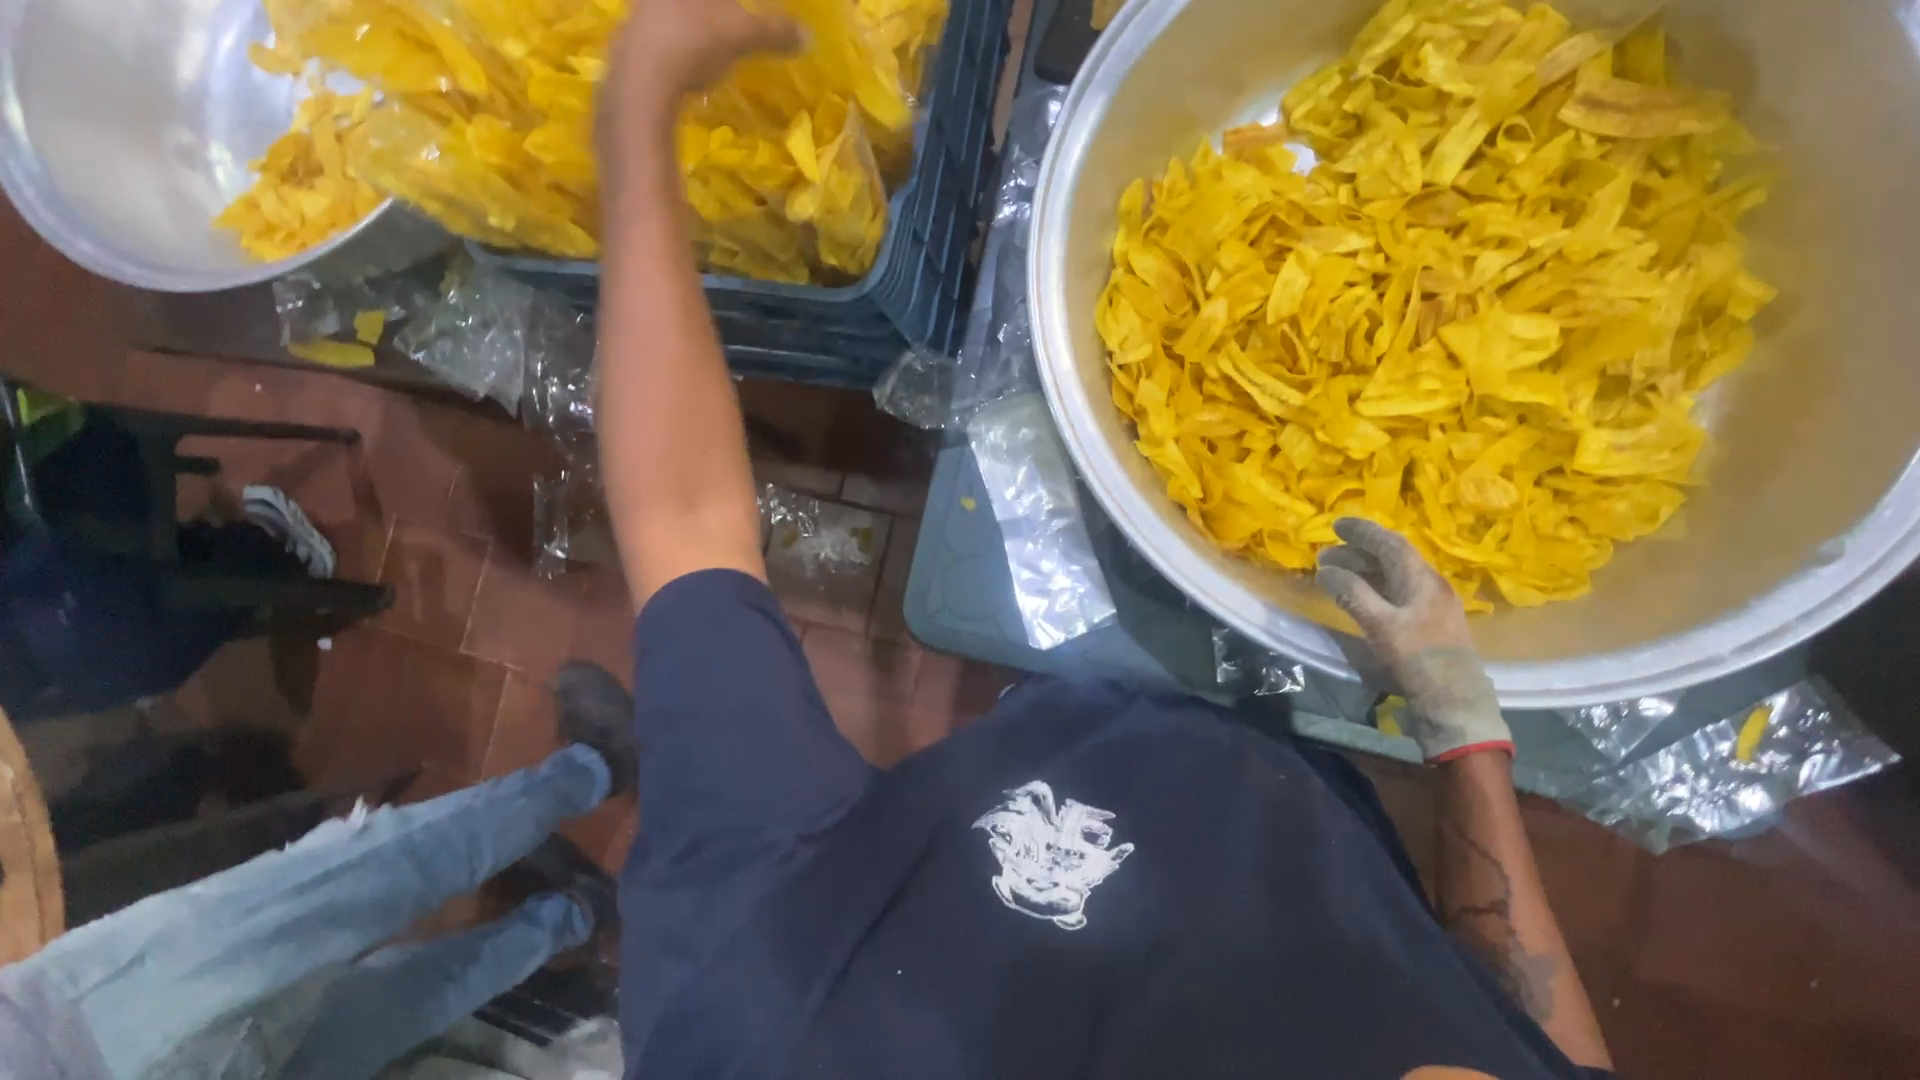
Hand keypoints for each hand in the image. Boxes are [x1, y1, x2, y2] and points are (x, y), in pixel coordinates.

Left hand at [599, 0, 802, 160]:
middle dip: (712, 12)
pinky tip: (690, 69)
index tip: (743, 13)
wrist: (641, 83)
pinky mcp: (628, 42)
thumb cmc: (694, 42)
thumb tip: (809, 36)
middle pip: (687, 2)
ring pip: (669, 13)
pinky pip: (658, 37)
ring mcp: (637, 12)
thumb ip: (775, 32)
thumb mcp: (743, 35)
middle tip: (729, 21)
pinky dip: (676, 48)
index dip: (738, 7)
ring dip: (689, 24)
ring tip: (711, 47)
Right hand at [1315, 518, 1511, 762]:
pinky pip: (1396, 595)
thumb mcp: (1381, 625)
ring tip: (1334, 575)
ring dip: (1364, 571)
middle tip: (1325, 554)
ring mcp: (1431, 608)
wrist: (1455, 705)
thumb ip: (1352, 594)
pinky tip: (1358, 599)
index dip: (1362, 532)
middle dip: (1357, 552)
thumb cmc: (1419, 661)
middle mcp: (1430, 588)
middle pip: (1392, 559)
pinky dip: (1372, 589)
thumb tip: (1326, 570)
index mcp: (1423, 580)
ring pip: (1394, 578)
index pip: (1391, 544)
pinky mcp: (1427, 628)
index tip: (1335, 525)